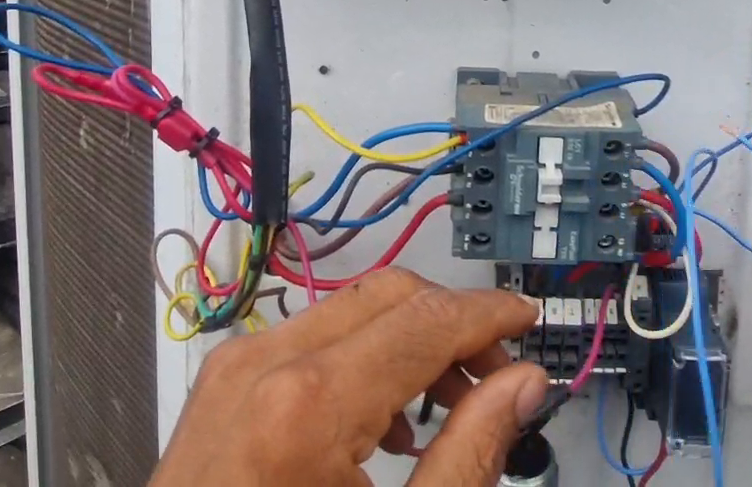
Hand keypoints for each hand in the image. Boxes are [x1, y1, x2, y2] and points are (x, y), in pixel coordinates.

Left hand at [150, 268, 549, 486]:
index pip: (425, 319)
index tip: (529, 321)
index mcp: (309, 402)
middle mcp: (267, 362)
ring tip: (452, 402)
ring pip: (352, 308)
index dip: (489, 314)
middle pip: (389, 295)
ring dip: (412, 337)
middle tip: (497, 373)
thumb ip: (469, 456)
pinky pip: (311, 337)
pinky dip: (365, 355)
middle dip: (454, 321)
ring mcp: (236, 366)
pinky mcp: (222, 382)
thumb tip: (521, 384)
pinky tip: (387, 421)